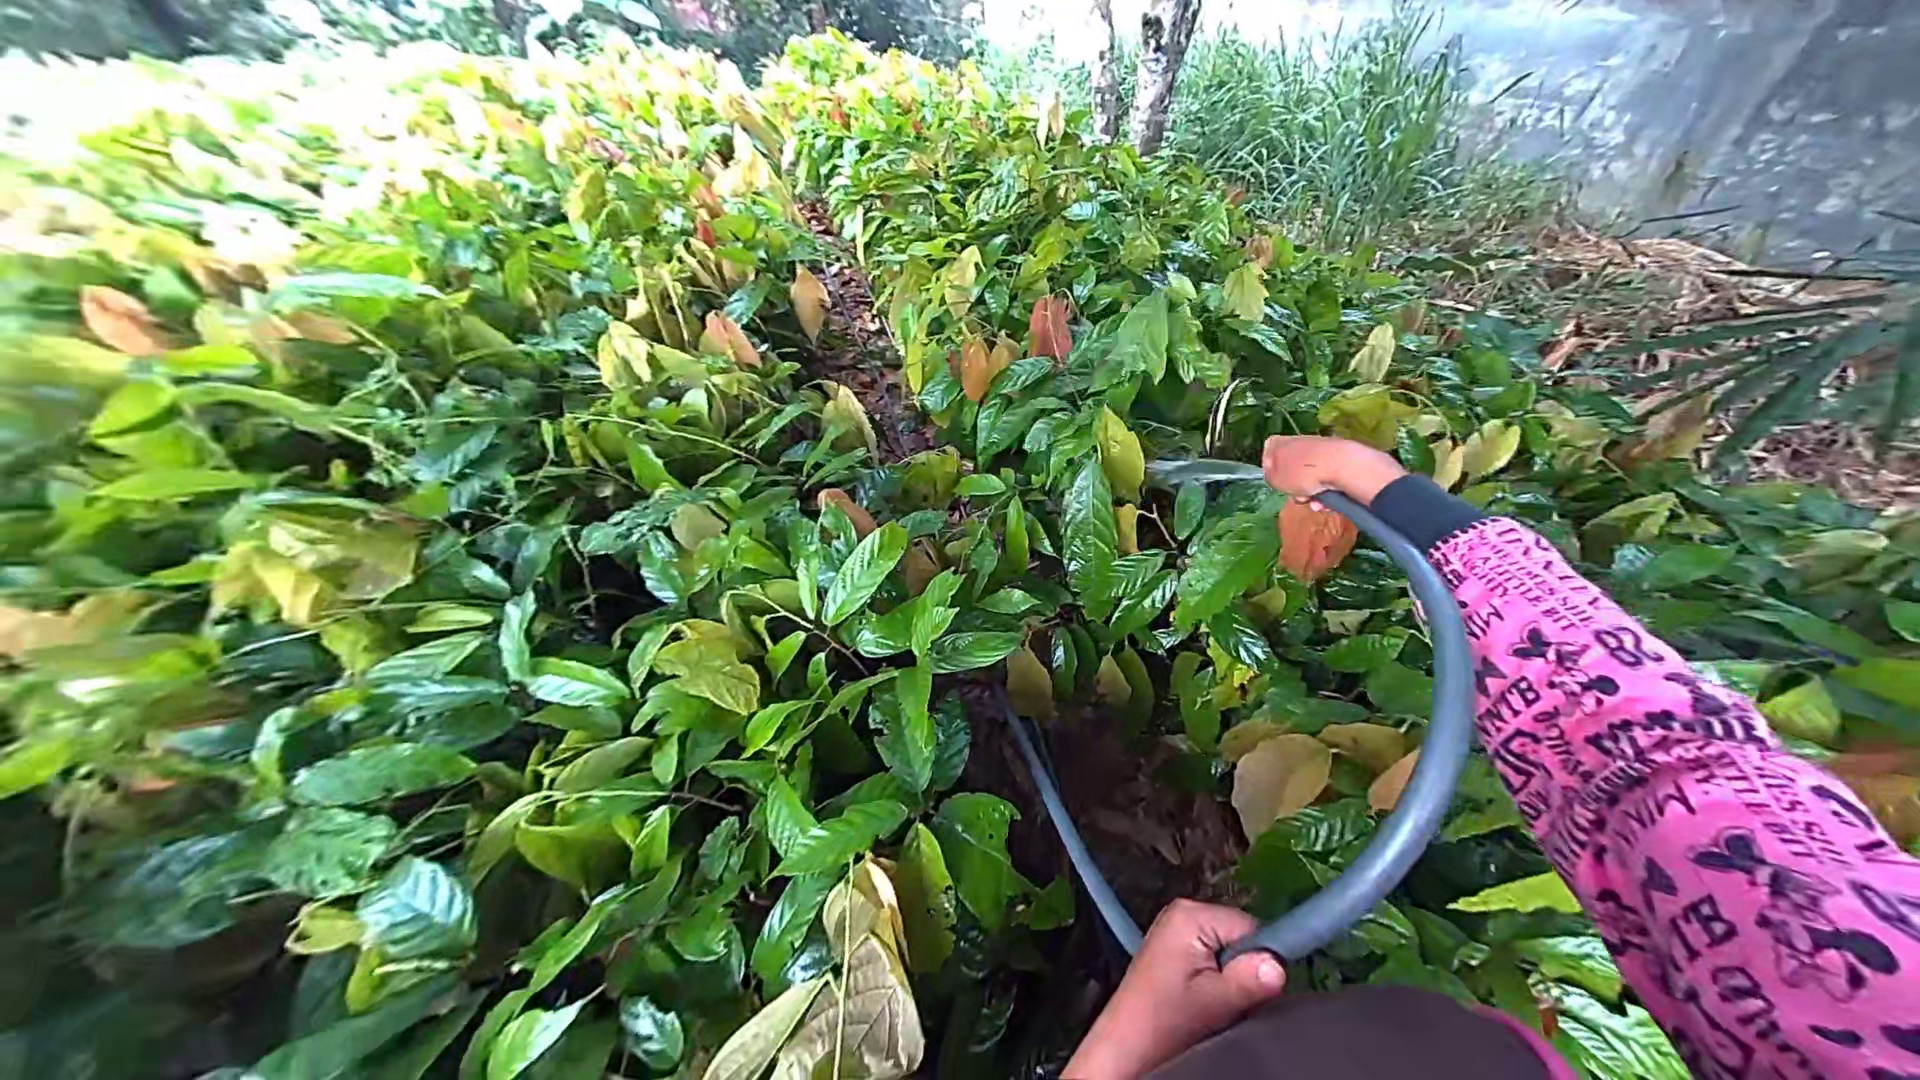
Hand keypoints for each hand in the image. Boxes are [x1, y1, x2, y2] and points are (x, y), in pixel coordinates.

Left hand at [1064, 900, 1286, 1078]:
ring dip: (1229, 979)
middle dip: (1243, 971)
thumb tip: (1278, 965)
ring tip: (1210, 1003)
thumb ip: (1248, 980)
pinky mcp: (1176, 949)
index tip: (1253, 990)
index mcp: (1190, 914)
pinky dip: (1215, 981)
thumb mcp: (1213, 1002)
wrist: (1128, 1046)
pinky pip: (1213, 959)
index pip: (1251, 927)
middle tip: (1226, 1000)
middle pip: (1240, 938)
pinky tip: (1201, 1000)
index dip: (1260, 961)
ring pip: (1229, 952)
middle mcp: (1182, 913)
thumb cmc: (1162, 1022)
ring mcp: (1177, 930)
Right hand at [1261, 435, 1405, 504]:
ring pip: (1310, 476)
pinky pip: (1327, 478)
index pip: (1268, 456)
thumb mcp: (1275, 480)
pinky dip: (1327, 491)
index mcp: (1278, 443)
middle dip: (1295, 487)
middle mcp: (1298, 442)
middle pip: (1291, 469)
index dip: (1271, 472)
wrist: (1343, 466)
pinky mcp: (1339, 457)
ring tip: (1316, 503)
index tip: (1277, 483)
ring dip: (1312, 493)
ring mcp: (1320, 449)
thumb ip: (1269, 477)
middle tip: (1298, 497)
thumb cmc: (1302, 473)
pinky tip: (1329, 501)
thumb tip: (1276, 476)